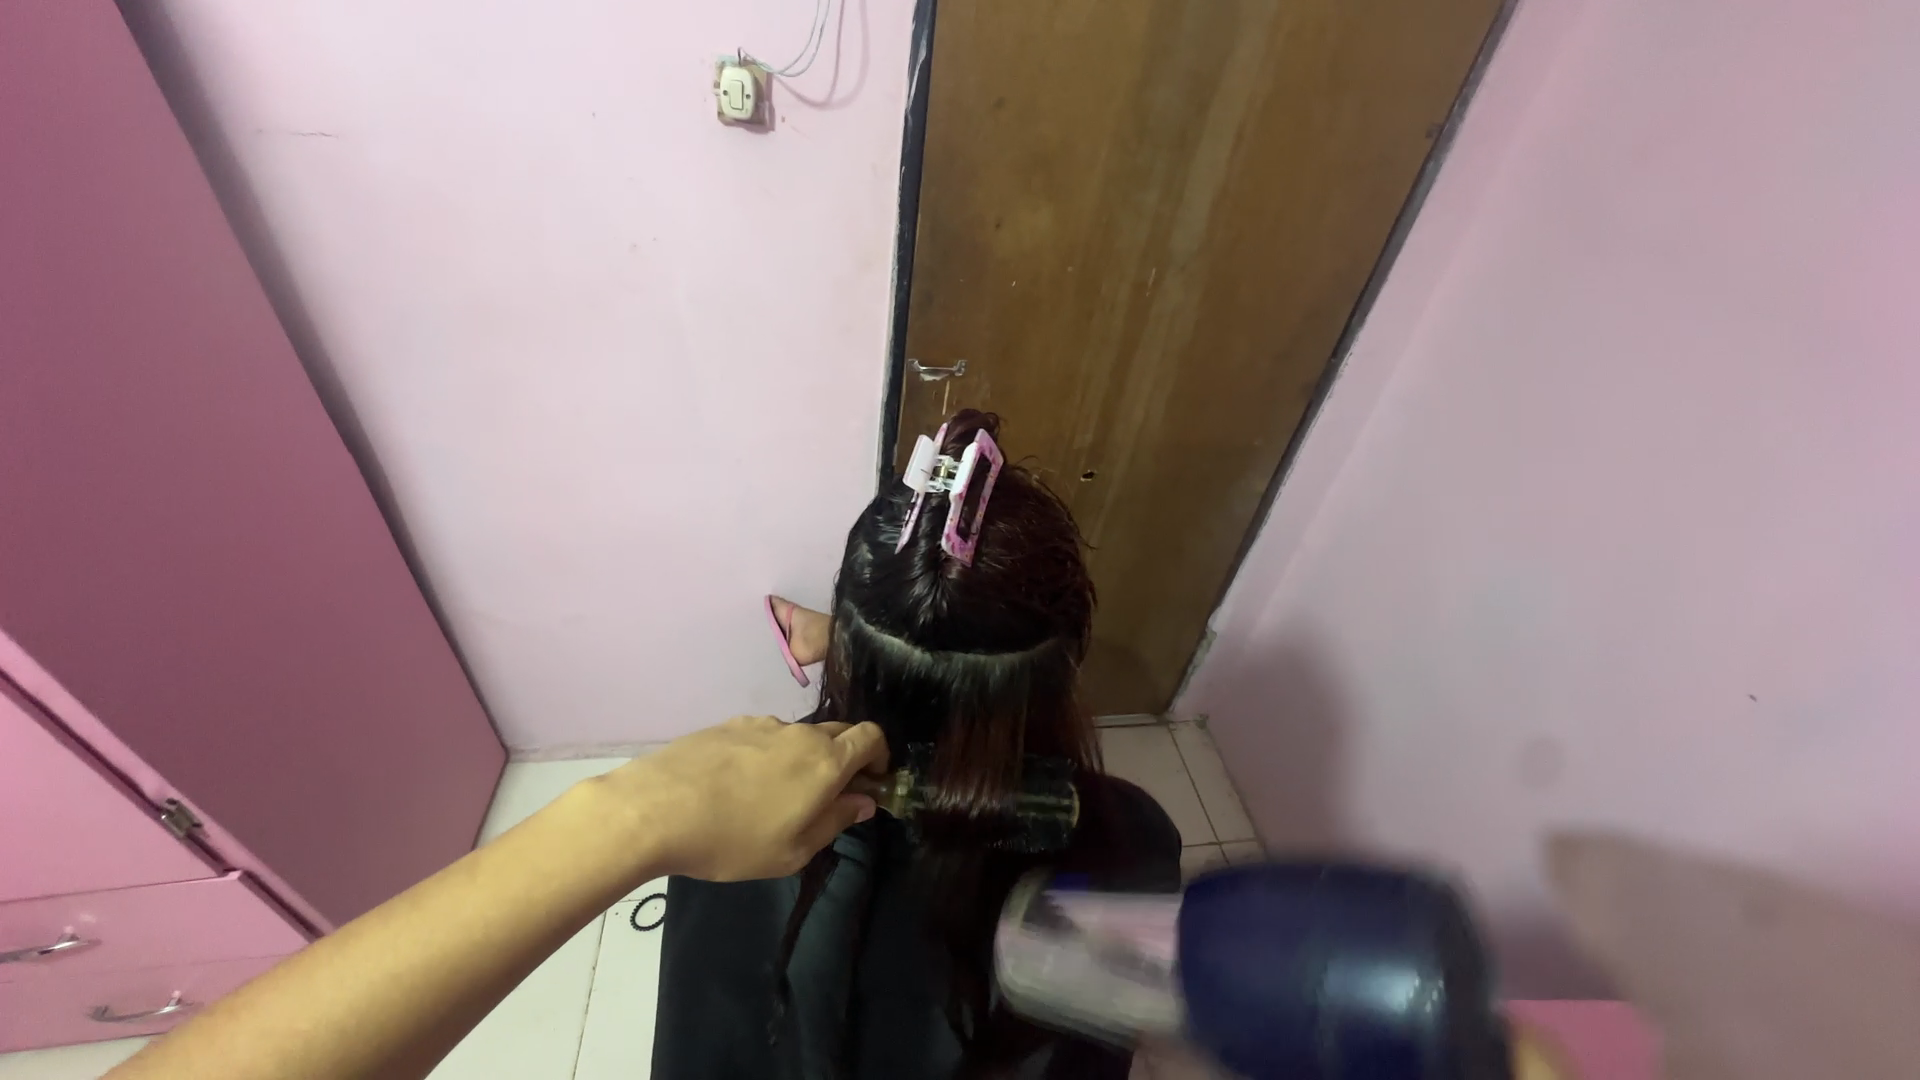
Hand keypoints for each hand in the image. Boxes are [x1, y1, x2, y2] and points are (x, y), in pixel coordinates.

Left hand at [590, 715, 888, 881]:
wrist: (656, 807)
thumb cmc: (733, 839)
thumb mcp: (793, 850)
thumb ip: (836, 820)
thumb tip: (864, 801)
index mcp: (826, 761)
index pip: (872, 736)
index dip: (880, 755)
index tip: (871, 781)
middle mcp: (801, 733)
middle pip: (839, 732)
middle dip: (844, 757)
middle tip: (826, 794)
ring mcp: (763, 724)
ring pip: (798, 736)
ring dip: (802, 758)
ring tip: (772, 795)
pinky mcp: (729, 724)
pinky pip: (763, 736)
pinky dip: (766, 755)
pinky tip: (737, 785)